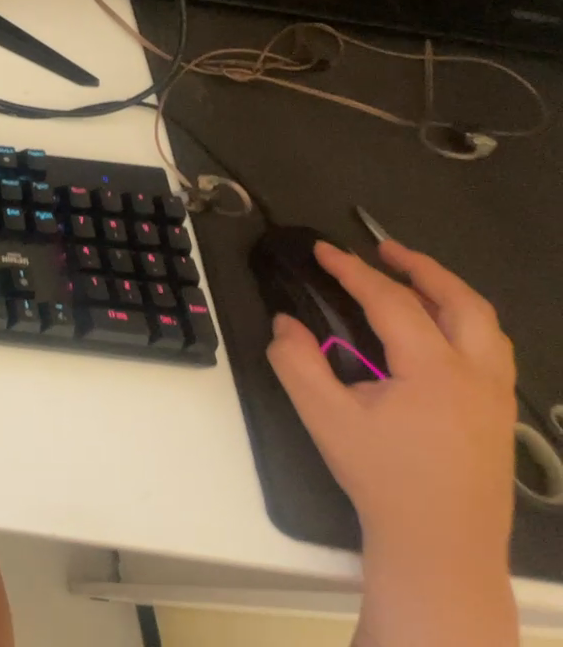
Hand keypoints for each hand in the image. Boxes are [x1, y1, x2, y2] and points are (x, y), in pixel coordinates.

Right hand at [267, 240, 517, 559]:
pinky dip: (462, 321)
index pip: (392, 303)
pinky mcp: (497, 412)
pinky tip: (434, 329)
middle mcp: (476, 374)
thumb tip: (286, 323)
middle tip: (383, 248)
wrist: (441, 537)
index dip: (354, 271)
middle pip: (463, 303)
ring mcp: (495, 394)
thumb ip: (297, 362)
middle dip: (423, 268)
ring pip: (486, 326)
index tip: (323, 250)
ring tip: (412, 278)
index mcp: (433, 370)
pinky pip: (489, 349)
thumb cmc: (381, 473)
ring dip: (449, 292)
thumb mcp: (322, 416)